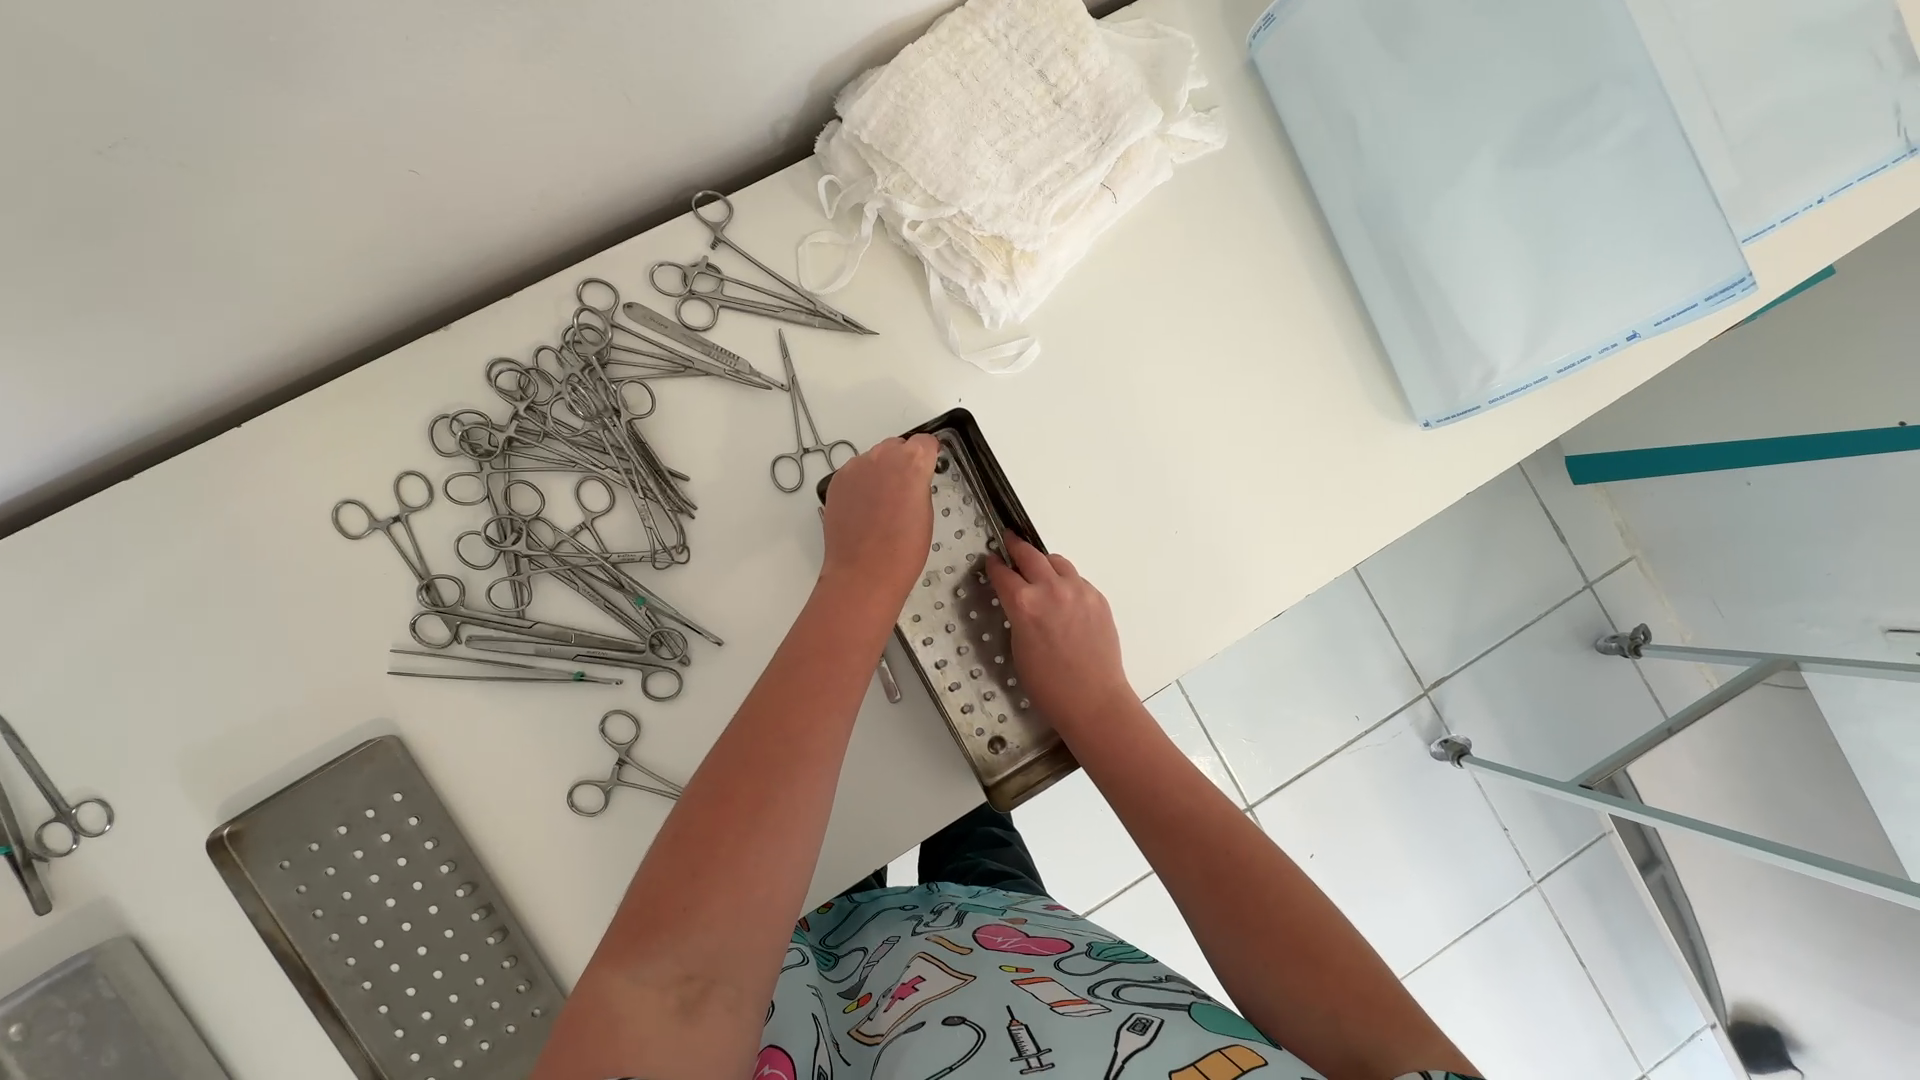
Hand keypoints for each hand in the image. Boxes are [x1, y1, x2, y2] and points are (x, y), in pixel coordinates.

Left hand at [820, 434, 938, 604]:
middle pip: (896, 446)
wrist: (864, 572)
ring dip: (879, 473)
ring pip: (873, 459)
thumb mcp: (926, 513)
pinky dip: (860, 485)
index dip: (928, 455)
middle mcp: (882, 457)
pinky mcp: (837, 481)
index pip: (925, 442)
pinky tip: (864, 510)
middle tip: (904, 492)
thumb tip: (911, 482)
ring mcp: (856, 468)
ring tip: (881, 506)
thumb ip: (919, 486)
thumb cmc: (903, 550)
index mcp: (912, 462)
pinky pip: (854, 473)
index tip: (927, 468)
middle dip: (902, 462)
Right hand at [984, 536, 1134, 738]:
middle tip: (1009, 539)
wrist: (1093, 699)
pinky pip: (1077, 579)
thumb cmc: (1048, 684)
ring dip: (1044, 561)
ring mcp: (1079, 590)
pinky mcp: (1097, 598)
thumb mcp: (1019, 647)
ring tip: (1039, 567)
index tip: (991, 560)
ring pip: (1057, 561)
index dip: (994, 566)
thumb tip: (1020, 601)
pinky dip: (1066, 580)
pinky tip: (1063, 596)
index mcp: (1024, 604)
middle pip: (1029, 555)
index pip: (1002, 573)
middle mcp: (1051, 589)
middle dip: (1016, 546)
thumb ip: (1018, 616)